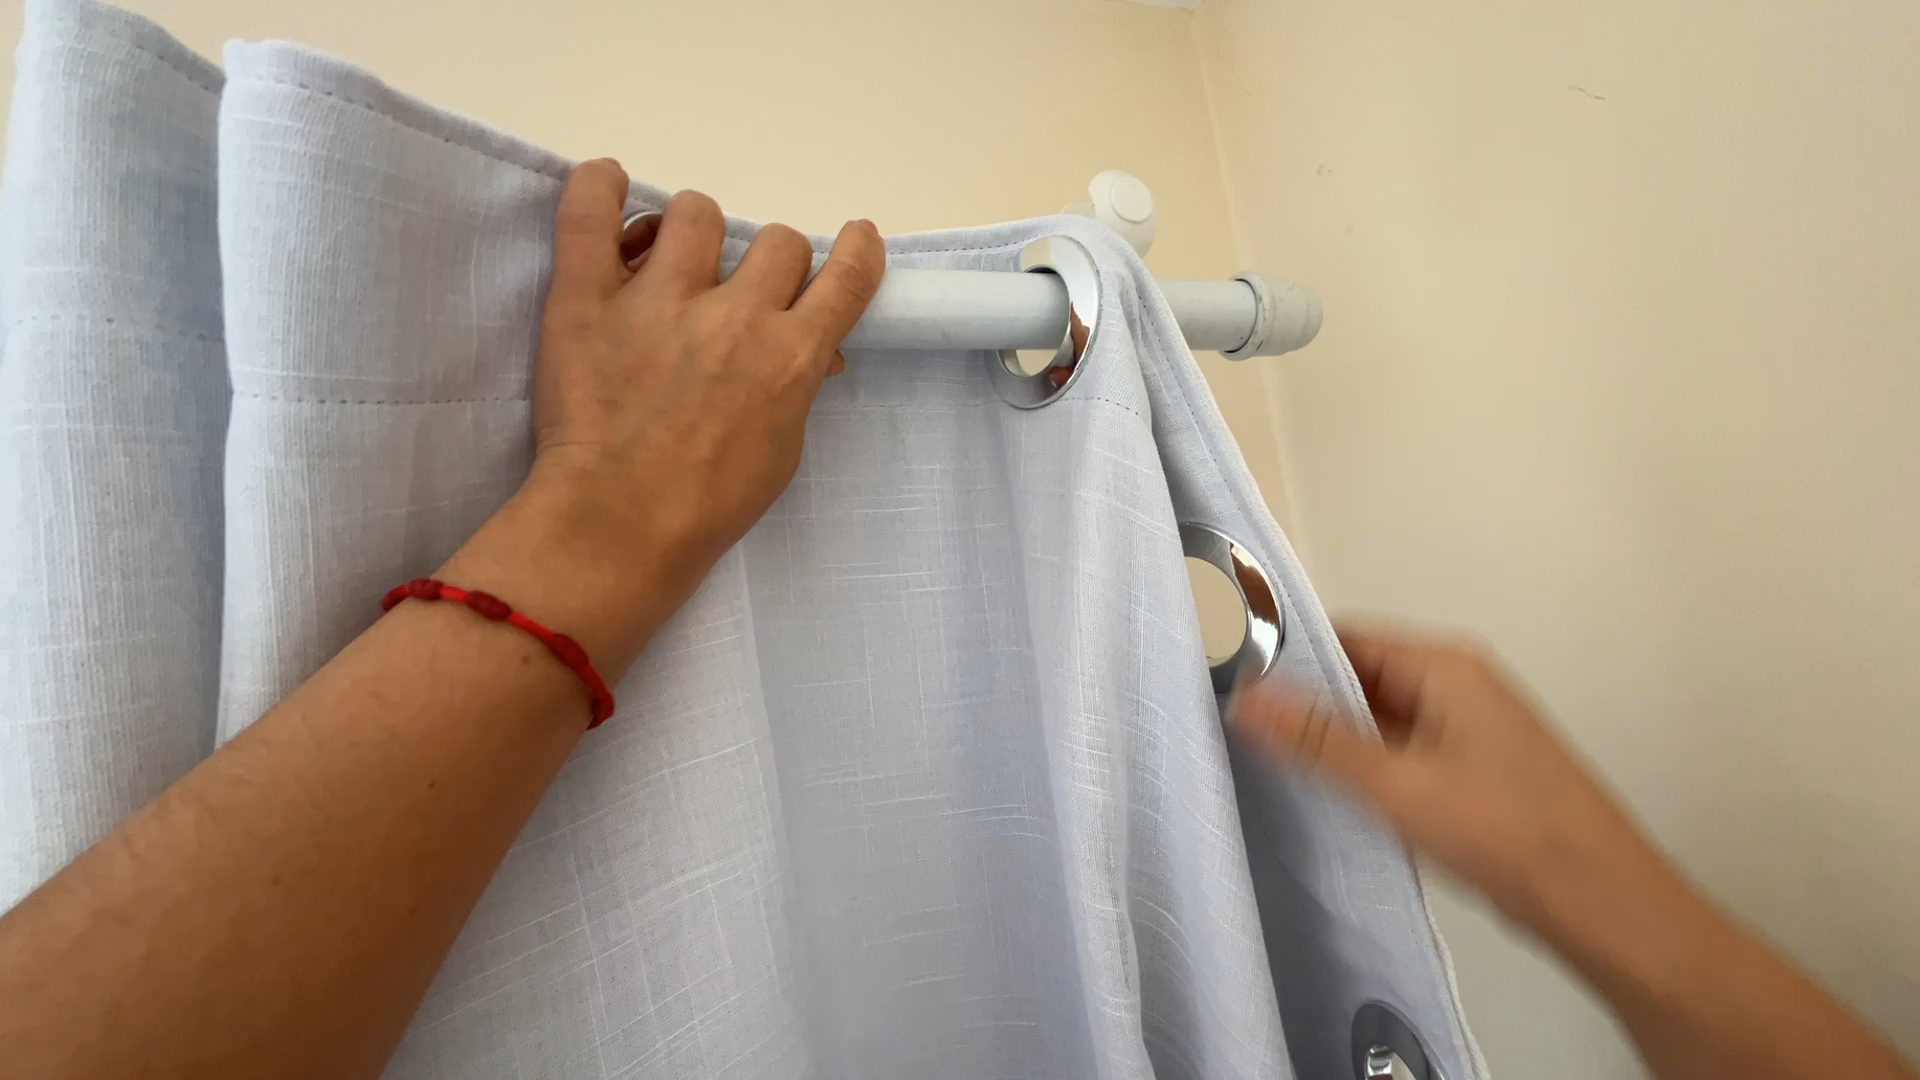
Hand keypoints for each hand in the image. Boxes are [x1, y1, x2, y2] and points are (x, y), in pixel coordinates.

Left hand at [531, 159, 882, 569]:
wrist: (622, 526)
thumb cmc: (715, 502)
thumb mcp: (783, 451)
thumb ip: (798, 389)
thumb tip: (817, 352)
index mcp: (793, 356)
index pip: (846, 278)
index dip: (857, 253)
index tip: (855, 241)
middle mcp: (738, 315)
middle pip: (778, 240)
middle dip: (772, 263)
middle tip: (746, 294)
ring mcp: (660, 299)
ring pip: (697, 212)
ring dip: (697, 234)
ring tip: (674, 265)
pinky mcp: (588, 295)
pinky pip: (590, 208)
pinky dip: (601, 188)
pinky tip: (610, 189)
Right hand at [1232, 622, 1672, 938]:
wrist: (1612, 914)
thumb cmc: (1507, 833)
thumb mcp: (1396, 782)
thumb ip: (1313, 737)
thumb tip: (1242, 696)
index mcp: (1444, 664)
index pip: (1343, 637)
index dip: (1287, 657)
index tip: (1237, 684)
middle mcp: (1454, 681)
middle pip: (1356, 673)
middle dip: (1305, 699)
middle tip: (1246, 725)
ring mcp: (1463, 723)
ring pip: (1374, 712)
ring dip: (1331, 732)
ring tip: (1276, 755)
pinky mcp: (1467, 762)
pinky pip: (1395, 742)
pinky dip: (1360, 757)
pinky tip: (1329, 786)